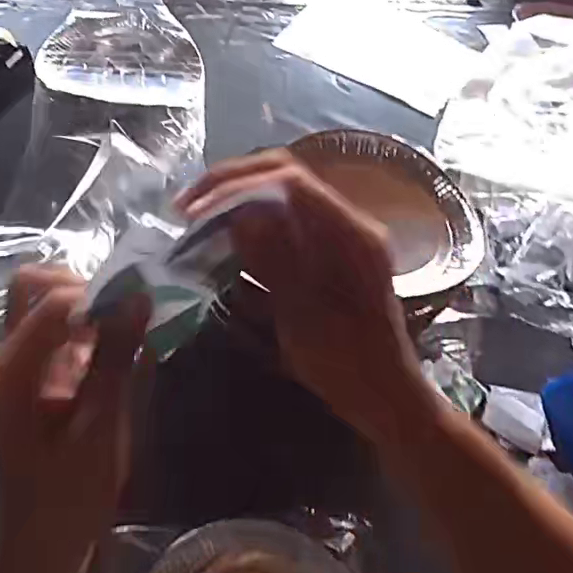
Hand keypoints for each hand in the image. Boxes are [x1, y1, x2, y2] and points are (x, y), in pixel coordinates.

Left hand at [0, 266, 148, 572]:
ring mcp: (9, 373)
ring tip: (126, 334)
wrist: (40, 556)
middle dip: (85, 289)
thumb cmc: (69, 503)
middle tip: (127, 316)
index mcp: (7, 379)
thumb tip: (140, 298)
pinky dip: (86, 331)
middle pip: (32, 289)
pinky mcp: (25, 383)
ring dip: (87, 309)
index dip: (96, 296)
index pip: (48, 303)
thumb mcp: (101, 430)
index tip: (137, 311)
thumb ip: (116, 359)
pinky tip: (114, 356)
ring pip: (42, 307)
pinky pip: (54, 334)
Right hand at [178, 150, 437, 445]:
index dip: (238, 186)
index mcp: (354, 234)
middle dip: (233, 184)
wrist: (385, 394)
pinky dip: (251, 224)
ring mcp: (340, 235)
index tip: (196, 211)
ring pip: (282, 196)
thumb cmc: (350, 367)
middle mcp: (349, 223)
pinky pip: (286, 221)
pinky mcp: (328, 251)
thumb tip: (241, 215)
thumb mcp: (307, 319)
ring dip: (238, 199)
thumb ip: (276, 262)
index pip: (292, 182)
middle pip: (286, 177)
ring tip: (197, 218)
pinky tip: (225, 238)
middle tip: (188, 208)